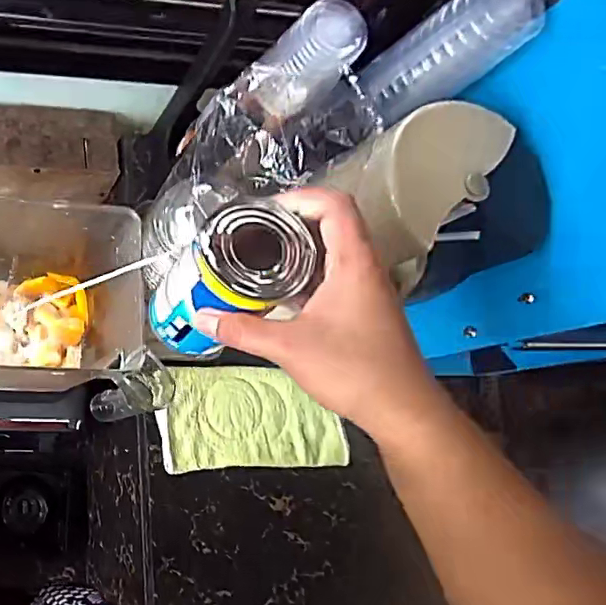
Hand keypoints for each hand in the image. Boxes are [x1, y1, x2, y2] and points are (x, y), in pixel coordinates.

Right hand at [191, 187, 455, 449]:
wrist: (400, 407)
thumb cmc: (355, 370)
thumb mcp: (288, 347)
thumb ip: (242, 330)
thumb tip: (204, 317)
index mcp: (353, 263)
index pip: (335, 205)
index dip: (300, 197)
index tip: (266, 209)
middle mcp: (365, 269)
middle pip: (332, 224)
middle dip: (291, 224)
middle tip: (255, 234)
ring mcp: (366, 291)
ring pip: (332, 254)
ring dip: (299, 252)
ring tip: (261, 261)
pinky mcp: (363, 311)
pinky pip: (334, 279)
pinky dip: (306, 277)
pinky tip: (281, 296)